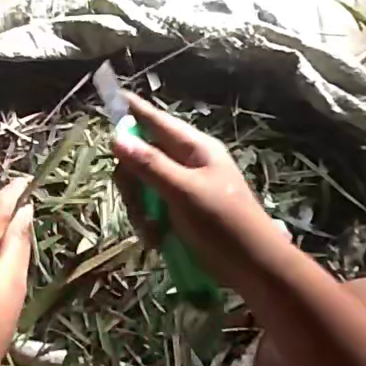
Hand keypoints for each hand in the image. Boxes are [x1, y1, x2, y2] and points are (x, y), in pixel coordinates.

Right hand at [110, 93, 293, 289]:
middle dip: (132, 182)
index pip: (156, 120)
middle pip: (141, 156)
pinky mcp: (180, 210)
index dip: (132, 110)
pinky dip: (149, 222)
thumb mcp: (184, 193)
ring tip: (151, 232)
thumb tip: (116, 139)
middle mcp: (187, 162)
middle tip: (135, 206)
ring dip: (139, 209)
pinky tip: (156, 239)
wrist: (255, 268)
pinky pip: (151, 206)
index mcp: (194, 148)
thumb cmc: (225, 225)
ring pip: (142, 184)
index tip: (110, 98)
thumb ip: (150, 165)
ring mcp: (183, 186)